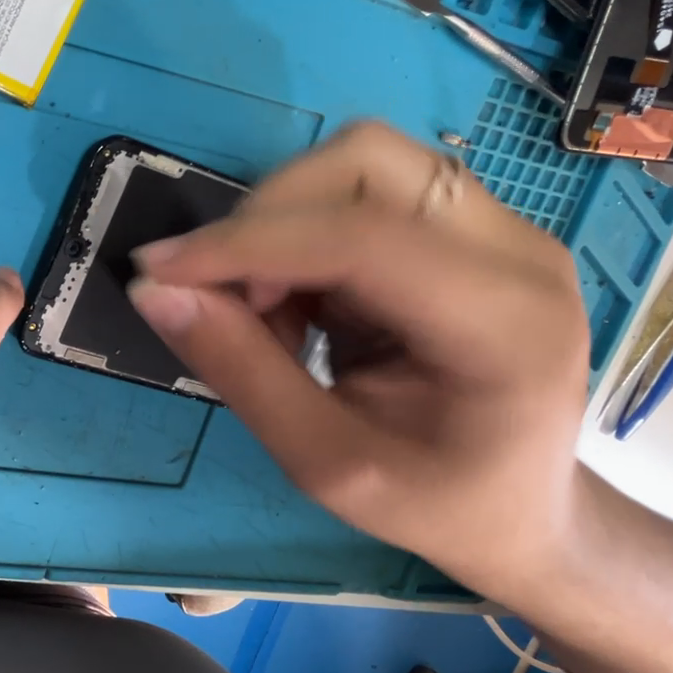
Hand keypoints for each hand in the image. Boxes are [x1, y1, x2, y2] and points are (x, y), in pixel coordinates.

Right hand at [127, 122, 590, 589]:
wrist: (520, 509)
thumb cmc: (431, 501)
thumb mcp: (323, 463)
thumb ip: (241, 371)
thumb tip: (152, 292)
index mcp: (504, 326)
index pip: (361, 239)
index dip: (244, 245)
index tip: (154, 270)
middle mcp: (514, 251)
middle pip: (364, 163)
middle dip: (265, 219)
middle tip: (228, 299)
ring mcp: (495, 228)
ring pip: (354, 163)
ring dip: (278, 223)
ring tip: (267, 306)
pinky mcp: (462, 226)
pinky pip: (352, 190)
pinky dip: (294, 235)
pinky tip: (295, 304)